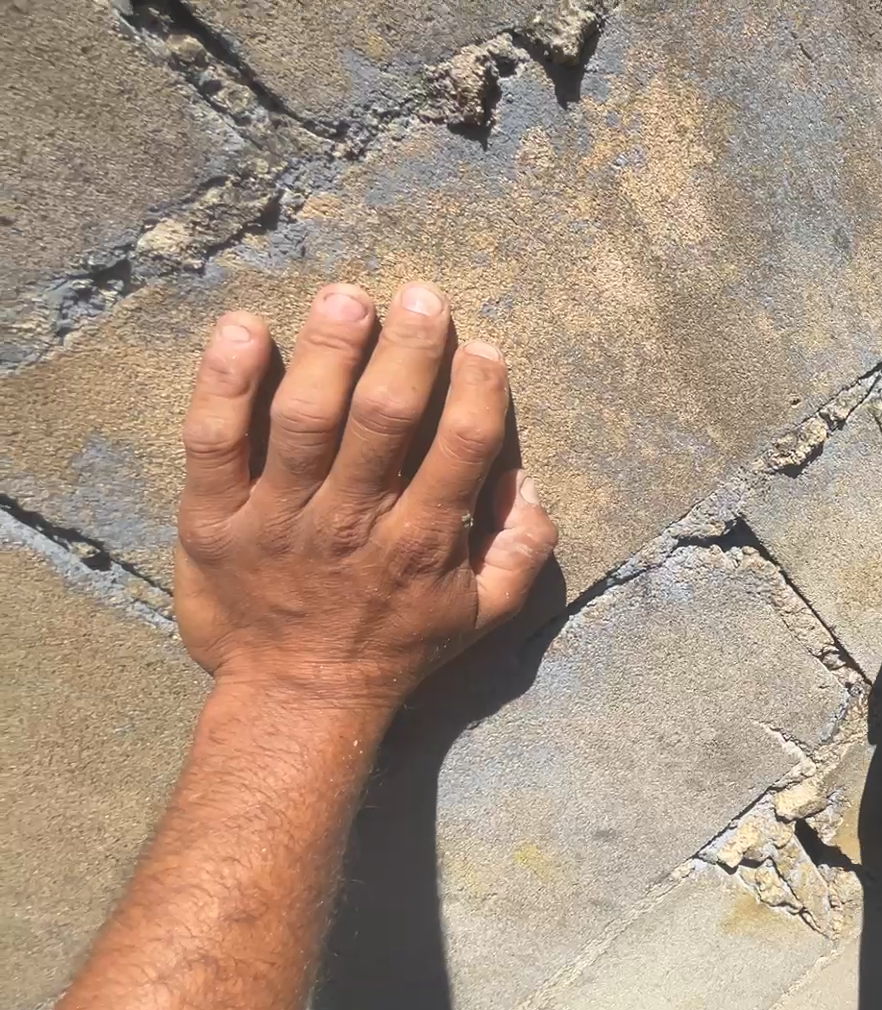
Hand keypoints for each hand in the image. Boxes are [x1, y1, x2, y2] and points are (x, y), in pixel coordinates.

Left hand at [173, 281, 557, 724]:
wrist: (300, 693)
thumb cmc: (408, 645)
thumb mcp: (490, 612)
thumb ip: (522, 548)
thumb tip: (522, 483)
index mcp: (425, 542)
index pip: (459, 451)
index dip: (477, 394)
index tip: (485, 351)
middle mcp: (353, 521)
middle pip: (383, 421)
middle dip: (408, 353)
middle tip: (423, 297)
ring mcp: (277, 517)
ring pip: (301, 421)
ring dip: (326, 353)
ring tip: (347, 298)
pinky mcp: (212, 518)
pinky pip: (212, 442)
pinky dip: (222, 383)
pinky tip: (243, 329)